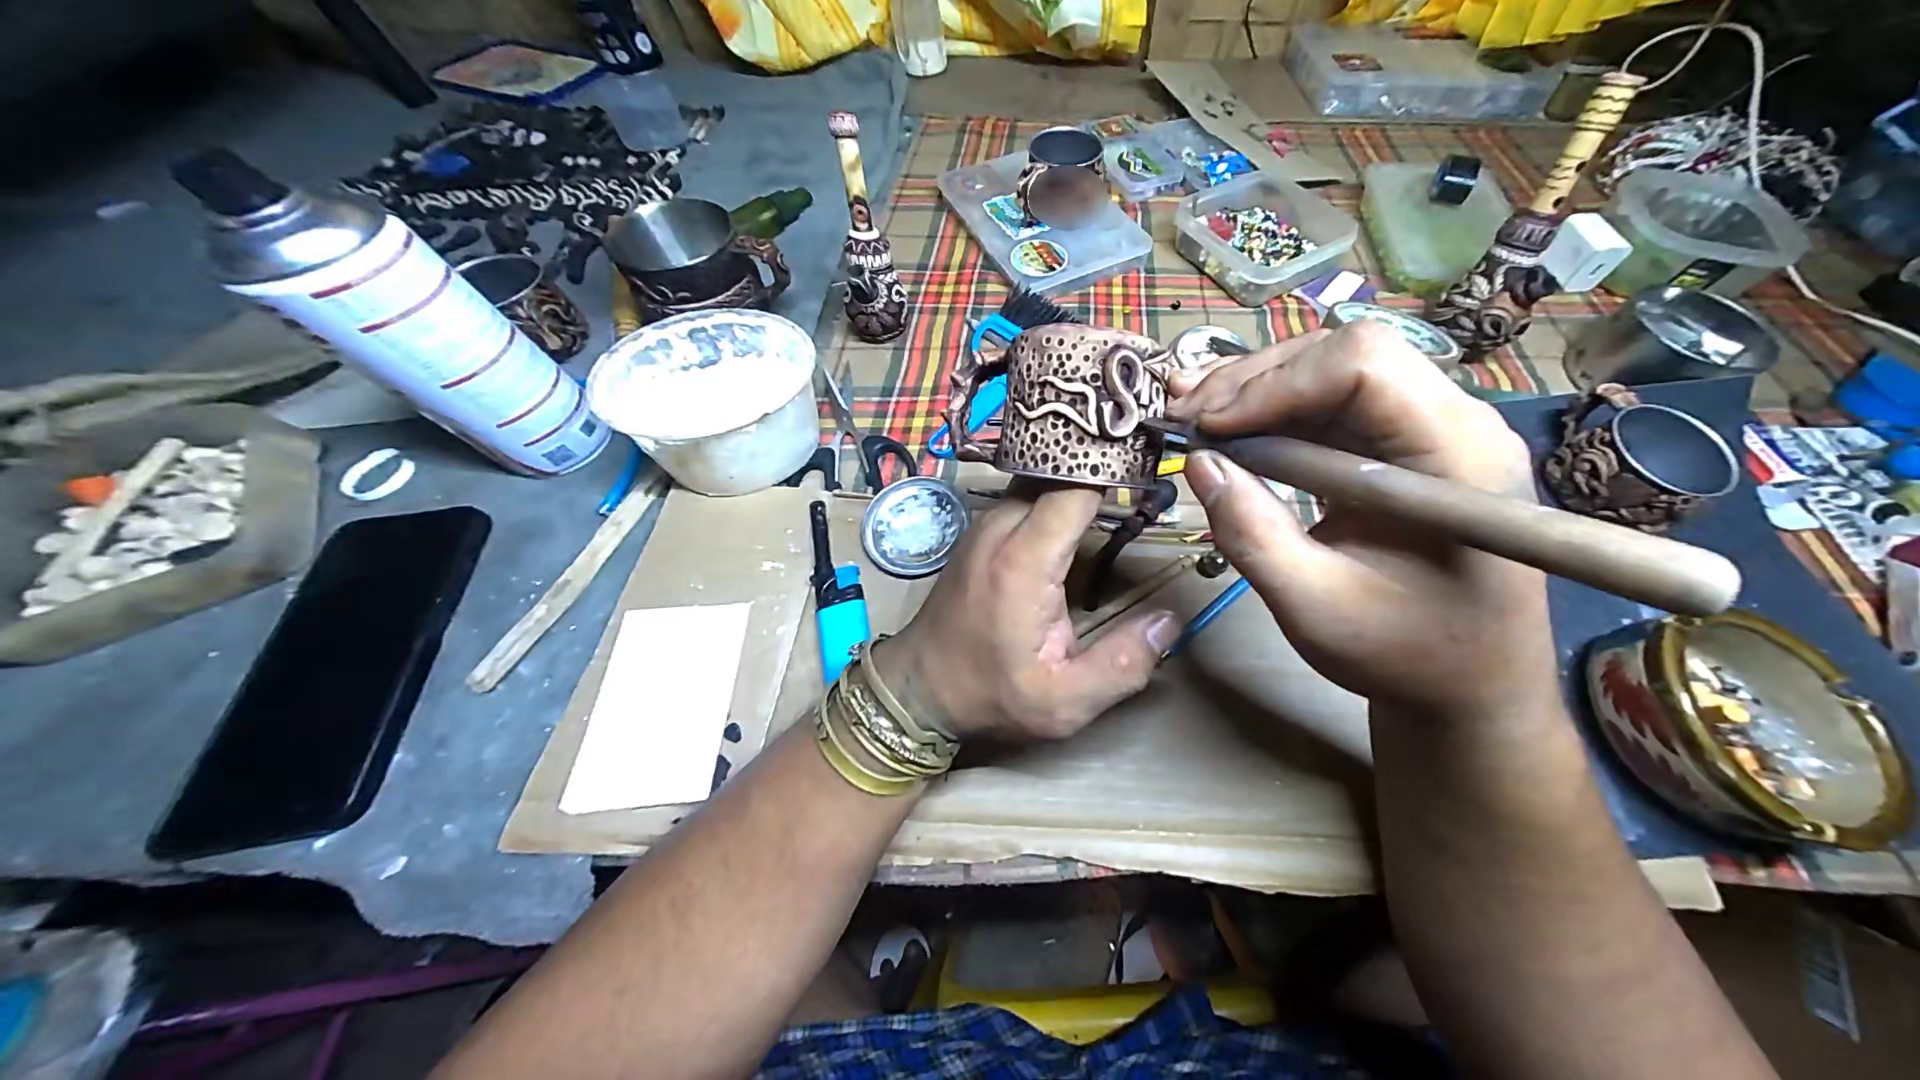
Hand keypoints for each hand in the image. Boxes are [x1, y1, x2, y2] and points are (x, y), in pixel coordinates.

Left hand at [877, 486, 1179, 740]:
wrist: (919, 685)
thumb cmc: (989, 694)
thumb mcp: (1063, 702)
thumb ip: (1122, 665)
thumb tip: (1170, 622)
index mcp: (1021, 561)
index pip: (1074, 486)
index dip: (1115, 475)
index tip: (1152, 479)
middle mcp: (999, 528)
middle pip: (1058, 473)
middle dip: (1101, 469)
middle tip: (1145, 480)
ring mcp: (985, 524)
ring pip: (1041, 478)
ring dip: (1079, 480)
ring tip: (1122, 490)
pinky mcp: (982, 530)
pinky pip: (1026, 494)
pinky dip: (1057, 493)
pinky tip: (1083, 512)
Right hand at [1169, 322, 1556, 721]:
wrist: (1467, 683)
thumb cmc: (1404, 655)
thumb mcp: (1314, 608)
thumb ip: (1253, 535)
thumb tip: (1199, 462)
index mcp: (1454, 457)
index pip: (1364, 367)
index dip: (1274, 384)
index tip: (1207, 427)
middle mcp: (1452, 423)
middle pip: (1342, 357)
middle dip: (1253, 382)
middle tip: (1184, 418)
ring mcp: (1427, 430)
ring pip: (1329, 373)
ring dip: (1253, 391)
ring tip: (1191, 414)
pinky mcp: (1399, 447)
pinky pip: (1329, 406)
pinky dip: (1269, 413)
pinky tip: (1224, 425)